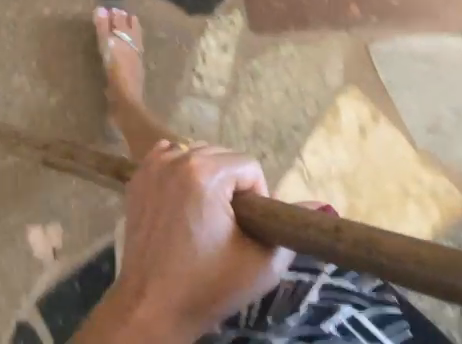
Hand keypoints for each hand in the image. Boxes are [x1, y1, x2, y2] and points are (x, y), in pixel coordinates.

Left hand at [79, 141, 292, 341]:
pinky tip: (184, 201)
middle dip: (233, 185)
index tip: (250, 228)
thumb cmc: (209, 286)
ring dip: (208, 177)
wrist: (152, 305)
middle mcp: (176, 158)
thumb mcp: (262, 263)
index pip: (249, 166)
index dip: (258, 196)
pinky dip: (179, 172)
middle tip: (232, 225)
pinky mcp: (137, 178)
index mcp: (205, 173)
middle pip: (221, 156)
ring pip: (195, 155)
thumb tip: (324, 205)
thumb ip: (291, 228)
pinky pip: (167, 158)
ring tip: (208, 216)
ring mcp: (152, 166)